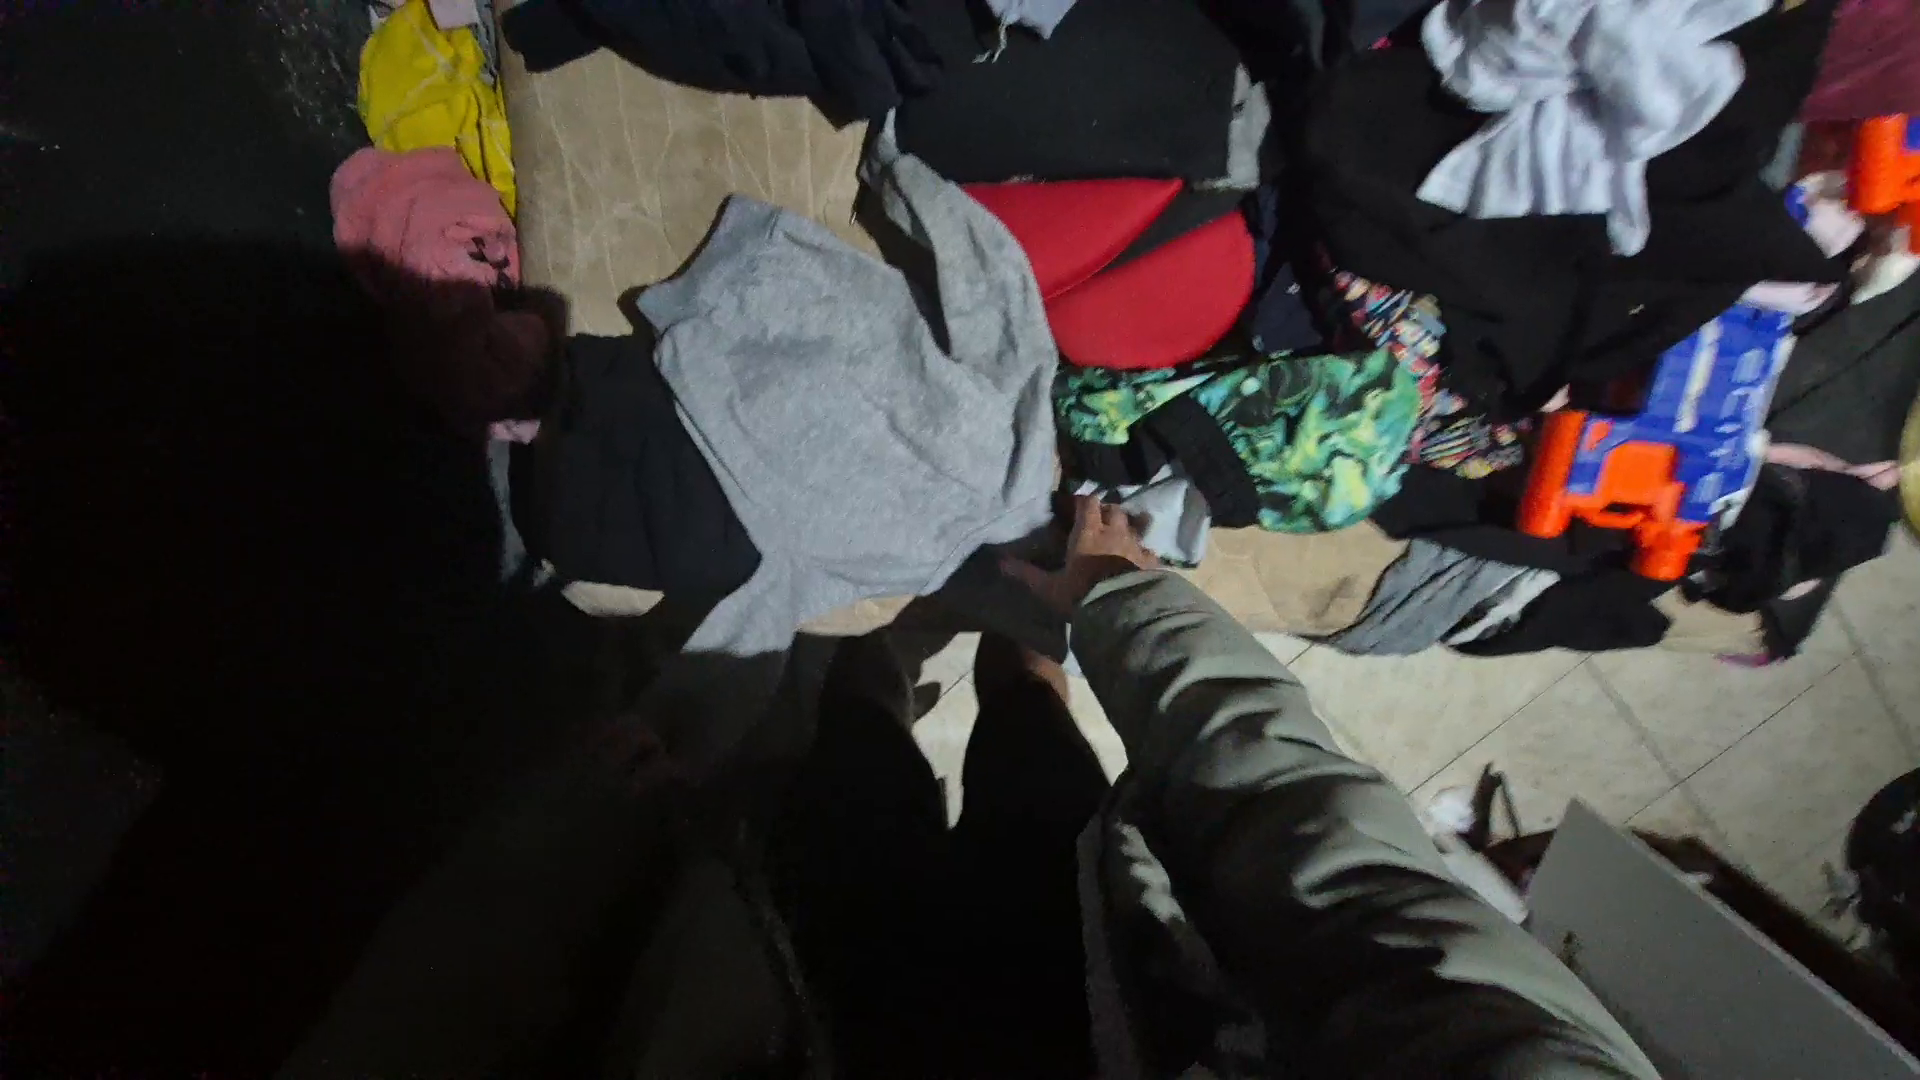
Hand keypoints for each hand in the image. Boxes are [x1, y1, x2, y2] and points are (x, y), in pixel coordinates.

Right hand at [1003, 495, 1159, 615]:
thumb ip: (1026, 574)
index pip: (1087, 503)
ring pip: (1134, 526)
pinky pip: (1148, 549)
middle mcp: (1114, 532)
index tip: (1073, 506)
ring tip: (1118, 536)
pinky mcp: (1150, 562)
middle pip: (1113, 509)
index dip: (1081, 501)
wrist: (1123, 612)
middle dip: (1105, 511)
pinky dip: (1142, 551)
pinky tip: (1138, 559)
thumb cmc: (1082, 594)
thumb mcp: (1049, 587)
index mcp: (1088, 532)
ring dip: (1126, 527)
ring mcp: (1135, 546)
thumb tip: (1000, 562)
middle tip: (1096, 520)